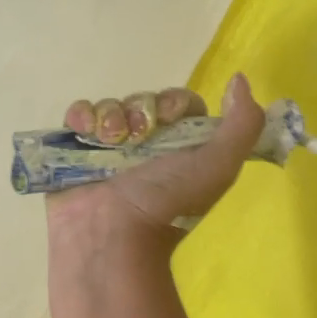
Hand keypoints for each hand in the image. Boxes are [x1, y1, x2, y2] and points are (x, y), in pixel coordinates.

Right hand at [49, 73, 265, 240]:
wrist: (113, 237)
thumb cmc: (166, 205)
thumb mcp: (219, 167)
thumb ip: (242, 124)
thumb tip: (238, 80)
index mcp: (179, 150)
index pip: (178, 104)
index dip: (173, 103)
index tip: (167, 118)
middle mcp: (145, 148)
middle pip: (141, 102)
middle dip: (138, 109)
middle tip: (135, 137)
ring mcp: (107, 151)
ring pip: (110, 106)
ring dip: (109, 113)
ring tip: (109, 140)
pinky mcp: (73, 154)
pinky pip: (77, 117)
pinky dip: (81, 116)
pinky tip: (86, 132)